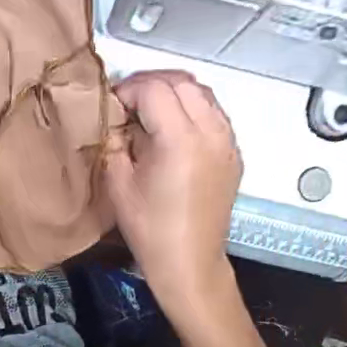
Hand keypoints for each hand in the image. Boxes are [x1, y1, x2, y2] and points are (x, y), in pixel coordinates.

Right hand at [104, 70, 244, 321]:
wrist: (190, 264)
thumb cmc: (150, 231)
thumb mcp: (119, 184)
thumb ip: (115, 141)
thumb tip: (117, 118)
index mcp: (181, 139)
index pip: (153, 89)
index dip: (127, 90)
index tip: (112, 107)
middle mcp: (211, 132)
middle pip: (180, 81)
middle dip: (150, 84)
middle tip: (127, 104)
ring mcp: (228, 142)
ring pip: (201, 93)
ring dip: (173, 93)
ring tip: (150, 113)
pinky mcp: (234, 154)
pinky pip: (214, 114)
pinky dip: (193, 109)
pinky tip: (174, 130)